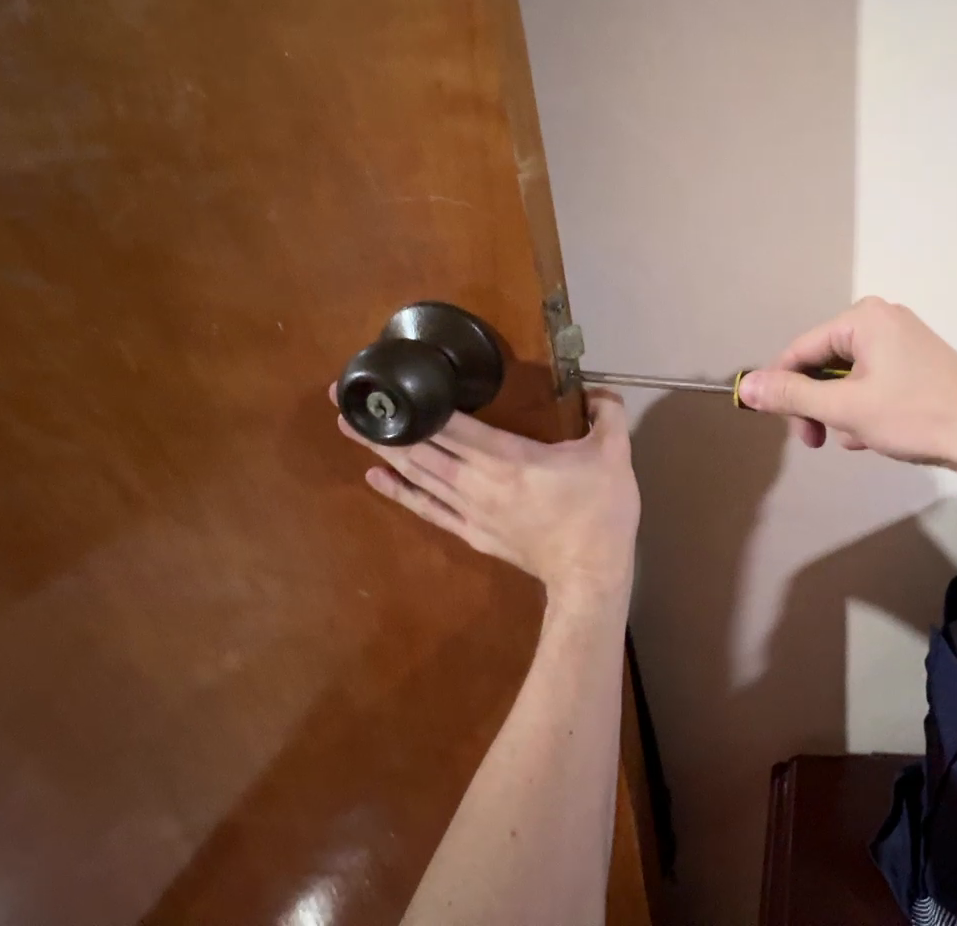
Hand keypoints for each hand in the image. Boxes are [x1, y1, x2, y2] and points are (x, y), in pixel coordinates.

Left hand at [335, 388, 641, 607]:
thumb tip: (599, 389)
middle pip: (421, 447)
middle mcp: (478, 480)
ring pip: (418, 475)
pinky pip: (426, 508)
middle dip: (382, 423)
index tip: (383, 384)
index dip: (415, 403)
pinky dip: (399, 492)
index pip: (452, 424)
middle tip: (341, 399)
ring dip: (383, 451)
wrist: (590, 572)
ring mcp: (469, 509)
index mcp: (509, 457)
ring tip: (349, 429)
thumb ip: (607, 415)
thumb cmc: (600, 511)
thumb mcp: (615, 455)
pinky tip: (375, 477)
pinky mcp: (470, 532)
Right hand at [732, 297, 956, 469]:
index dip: (781, 388)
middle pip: (823, 364)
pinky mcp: (919, 364)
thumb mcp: (844, 408)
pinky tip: (876, 436)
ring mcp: (904, 341)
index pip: (800, 351)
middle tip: (816, 441)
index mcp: (863, 318)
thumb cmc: (914, 416)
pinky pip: (872, 383)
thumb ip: (792, 395)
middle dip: (818, 405)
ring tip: (859, 439)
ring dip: (843, 413)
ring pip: (847, 379)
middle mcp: (882, 319)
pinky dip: (866, 410)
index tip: (778, 424)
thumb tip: (745, 385)